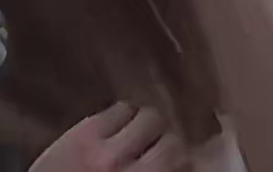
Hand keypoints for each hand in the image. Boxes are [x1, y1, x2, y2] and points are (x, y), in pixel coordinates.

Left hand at [31, 103, 189, 171]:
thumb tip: (179, 163)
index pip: (180, 163)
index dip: (189, 163)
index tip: (189, 163)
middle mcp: (125, 168)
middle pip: (172, 143)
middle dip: (173, 145)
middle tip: (167, 150)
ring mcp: (104, 150)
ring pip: (149, 116)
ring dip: (150, 125)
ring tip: (143, 133)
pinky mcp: (84, 131)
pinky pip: (120, 107)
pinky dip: (126, 114)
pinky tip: (121, 125)